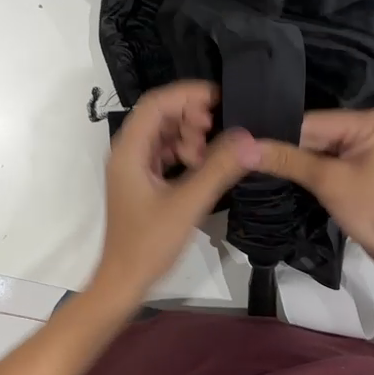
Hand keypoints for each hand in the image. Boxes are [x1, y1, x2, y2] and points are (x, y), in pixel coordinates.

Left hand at [93, 81, 259, 300]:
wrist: (124, 280)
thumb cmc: (148, 244)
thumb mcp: (187, 204)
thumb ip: (217, 169)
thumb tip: (249, 140)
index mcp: (129, 150)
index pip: (156, 103)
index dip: (188, 95)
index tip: (220, 99)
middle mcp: (127, 152)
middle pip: (159, 115)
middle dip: (191, 116)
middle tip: (216, 131)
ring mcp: (133, 167)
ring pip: (163, 134)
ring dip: (189, 135)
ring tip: (210, 153)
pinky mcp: (141, 182)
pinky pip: (164, 153)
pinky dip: (185, 153)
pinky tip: (203, 166)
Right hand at [255, 108, 373, 272]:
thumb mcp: (328, 182)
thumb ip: (286, 160)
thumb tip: (243, 147)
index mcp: (372, 120)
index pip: (311, 121)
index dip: (277, 133)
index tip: (241, 143)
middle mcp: (371, 125)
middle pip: (314, 133)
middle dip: (285, 147)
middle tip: (243, 154)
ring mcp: (367, 146)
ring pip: (317, 148)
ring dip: (293, 159)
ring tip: (253, 163)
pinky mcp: (362, 165)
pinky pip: (327, 160)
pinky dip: (308, 169)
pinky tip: (281, 173)